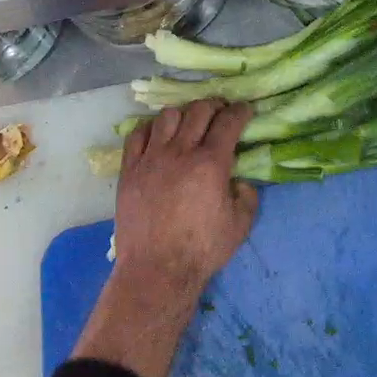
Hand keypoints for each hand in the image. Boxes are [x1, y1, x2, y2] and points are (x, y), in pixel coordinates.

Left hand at [114, 99, 259, 293]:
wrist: (156, 270)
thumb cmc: (201, 250)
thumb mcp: (240, 225)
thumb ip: (247, 196)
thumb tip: (239, 181)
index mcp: (210, 163)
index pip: (228, 122)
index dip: (240, 111)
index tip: (245, 111)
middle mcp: (180, 152)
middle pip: (198, 111)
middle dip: (214, 106)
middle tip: (220, 113)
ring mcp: (151, 159)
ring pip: (167, 116)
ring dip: (183, 114)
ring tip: (188, 123)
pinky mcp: (129, 170)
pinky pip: (137, 134)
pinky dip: (151, 128)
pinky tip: (158, 135)